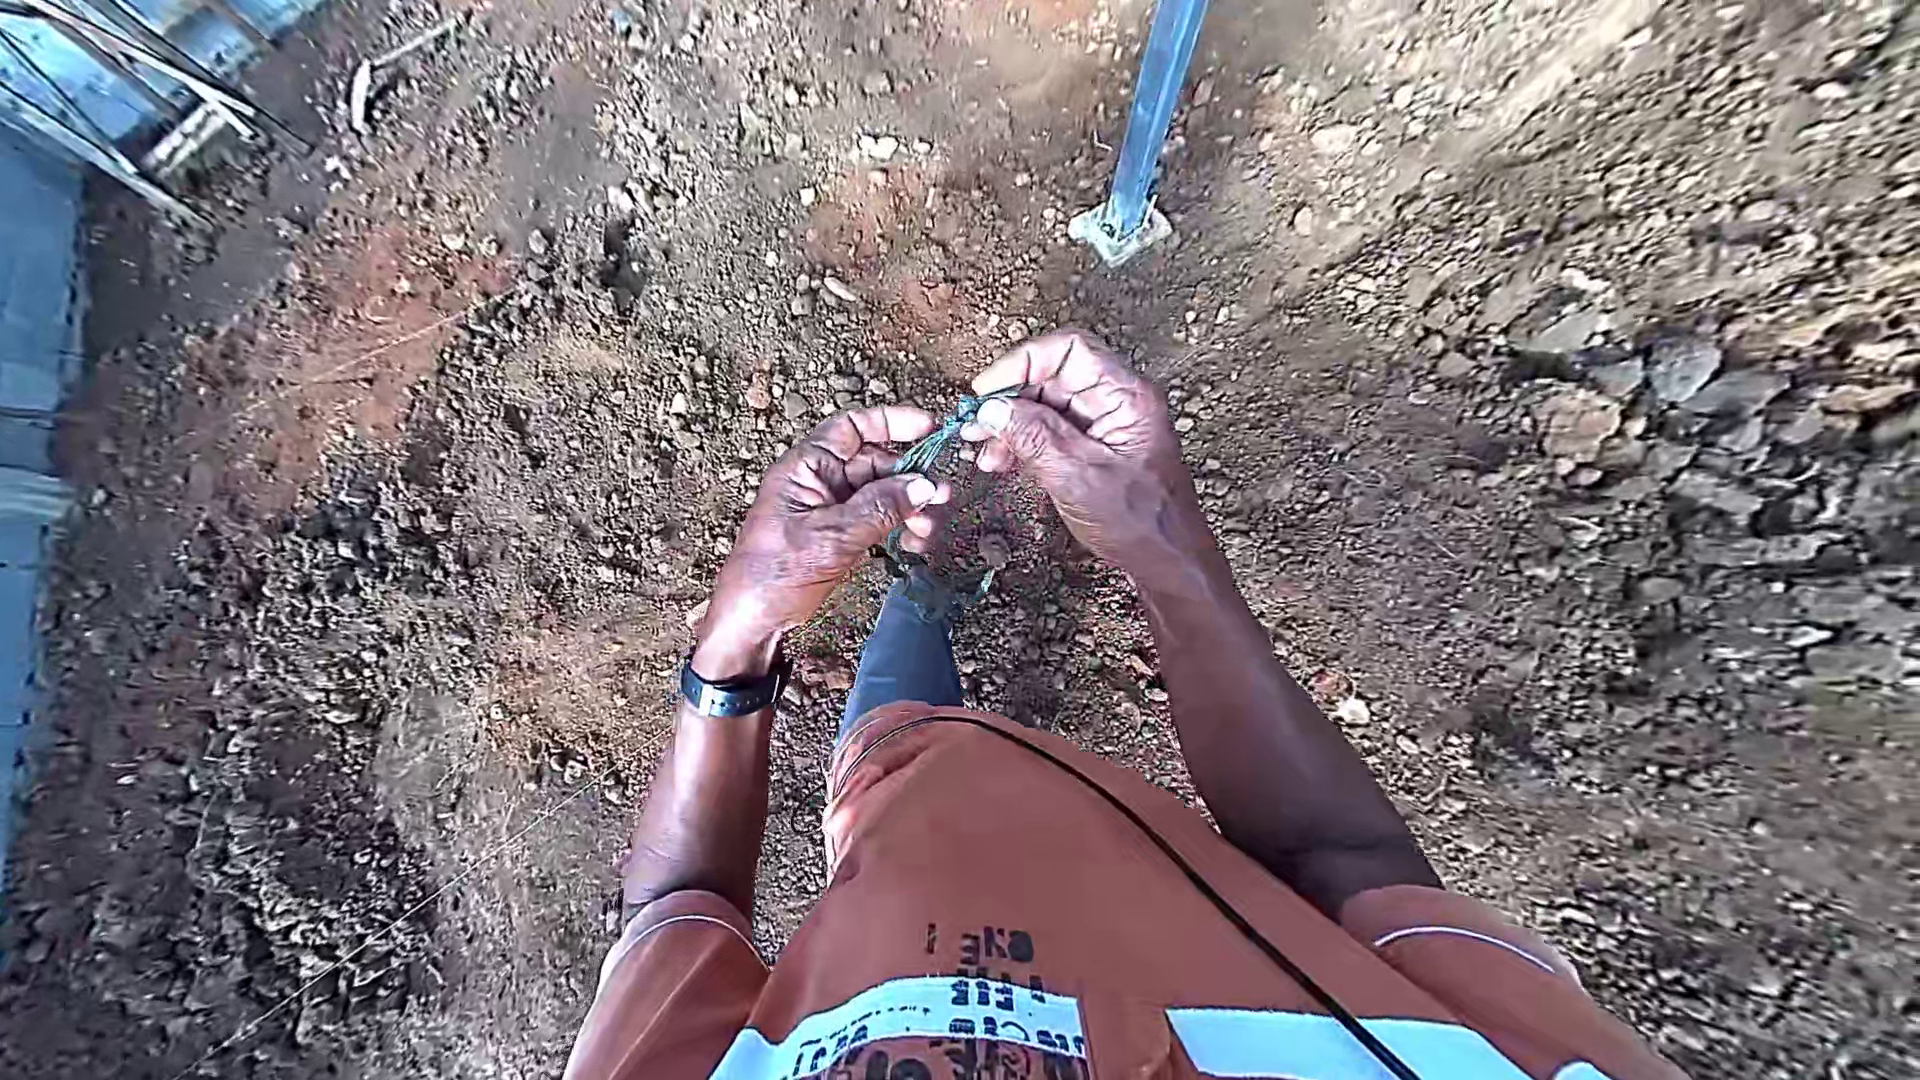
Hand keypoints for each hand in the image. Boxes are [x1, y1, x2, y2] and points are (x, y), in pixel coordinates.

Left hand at [696, 406, 950, 679]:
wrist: (754, 620)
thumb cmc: (775, 572)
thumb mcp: (830, 536)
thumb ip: (880, 508)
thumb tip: (924, 485)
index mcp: (808, 467)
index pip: (852, 428)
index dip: (891, 422)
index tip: (929, 427)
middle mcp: (823, 481)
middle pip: (876, 462)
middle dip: (910, 475)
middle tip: (941, 494)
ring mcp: (834, 508)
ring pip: (883, 493)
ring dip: (910, 505)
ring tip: (930, 527)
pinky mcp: (843, 534)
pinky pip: (880, 519)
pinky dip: (901, 526)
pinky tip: (917, 541)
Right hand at [961, 328, 1203, 579]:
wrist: (1165, 561)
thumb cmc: (1139, 522)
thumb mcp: (1079, 477)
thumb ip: (1035, 437)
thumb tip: (993, 409)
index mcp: (1125, 396)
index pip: (1069, 351)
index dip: (1022, 363)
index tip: (987, 391)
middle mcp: (1113, 402)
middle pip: (1051, 378)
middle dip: (1008, 399)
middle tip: (976, 425)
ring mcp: (1100, 425)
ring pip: (1044, 406)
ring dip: (1009, 425)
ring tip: (983, 450)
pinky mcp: (1088, 448)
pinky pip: (1047, 432)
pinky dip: (1020, 443)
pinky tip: (1000, 461)